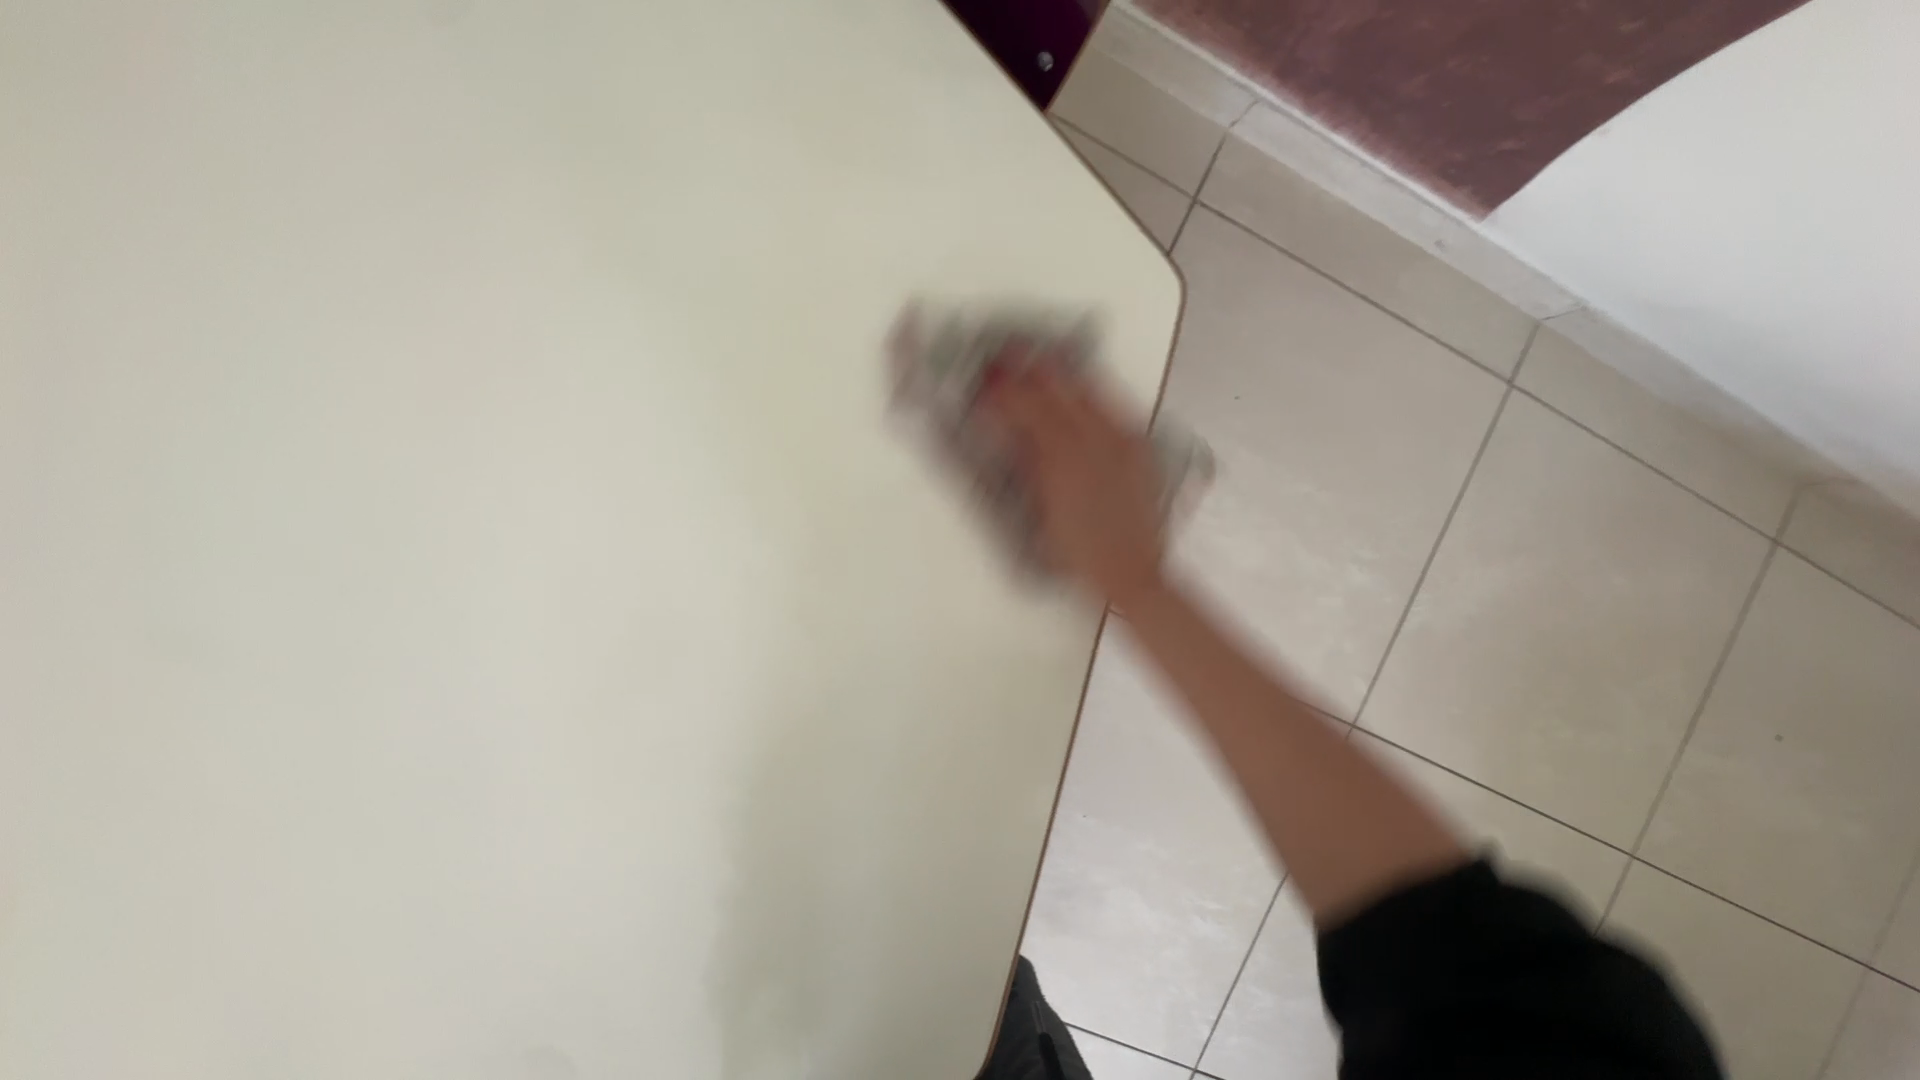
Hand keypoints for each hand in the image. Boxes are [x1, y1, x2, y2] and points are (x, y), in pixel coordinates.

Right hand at [984, 364, 1166, 609]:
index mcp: (1062, 457)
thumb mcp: (1040, 510)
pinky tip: (1081, 394)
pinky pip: (1113, 406)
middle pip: (1057, 387)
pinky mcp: (1139, 447)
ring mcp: (1121, 440)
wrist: (1129, 571)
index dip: (1000, 391)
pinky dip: (1091, 393)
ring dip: (1059, 374)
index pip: (1025, 407)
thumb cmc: (1079, 553)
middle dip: (1028, 369)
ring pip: (1087, 389)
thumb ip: (1025, 465)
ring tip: (1040, 363)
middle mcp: (1095, 440)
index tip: (984, 384)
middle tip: (1006, 357)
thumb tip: (1010, 434)